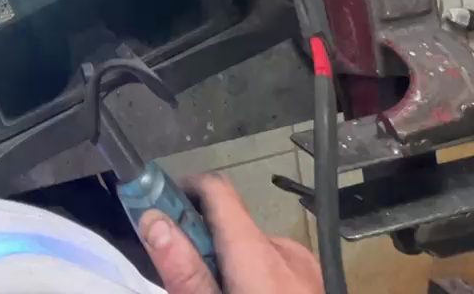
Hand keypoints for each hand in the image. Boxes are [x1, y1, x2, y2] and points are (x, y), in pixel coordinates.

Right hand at [138, 174, 323, 293]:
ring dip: (229, 268)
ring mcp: (310, 275)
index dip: (181, 192)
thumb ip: (184, 273)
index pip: (216, 189)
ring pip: (253, 253)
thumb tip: (152, 219)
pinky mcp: (320, 291)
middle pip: (231, 226)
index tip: (157, 214)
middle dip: (202, 245)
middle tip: (186, 285)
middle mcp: (288, 253)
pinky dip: (254, 283)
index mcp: (260, 253)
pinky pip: (277, 274)